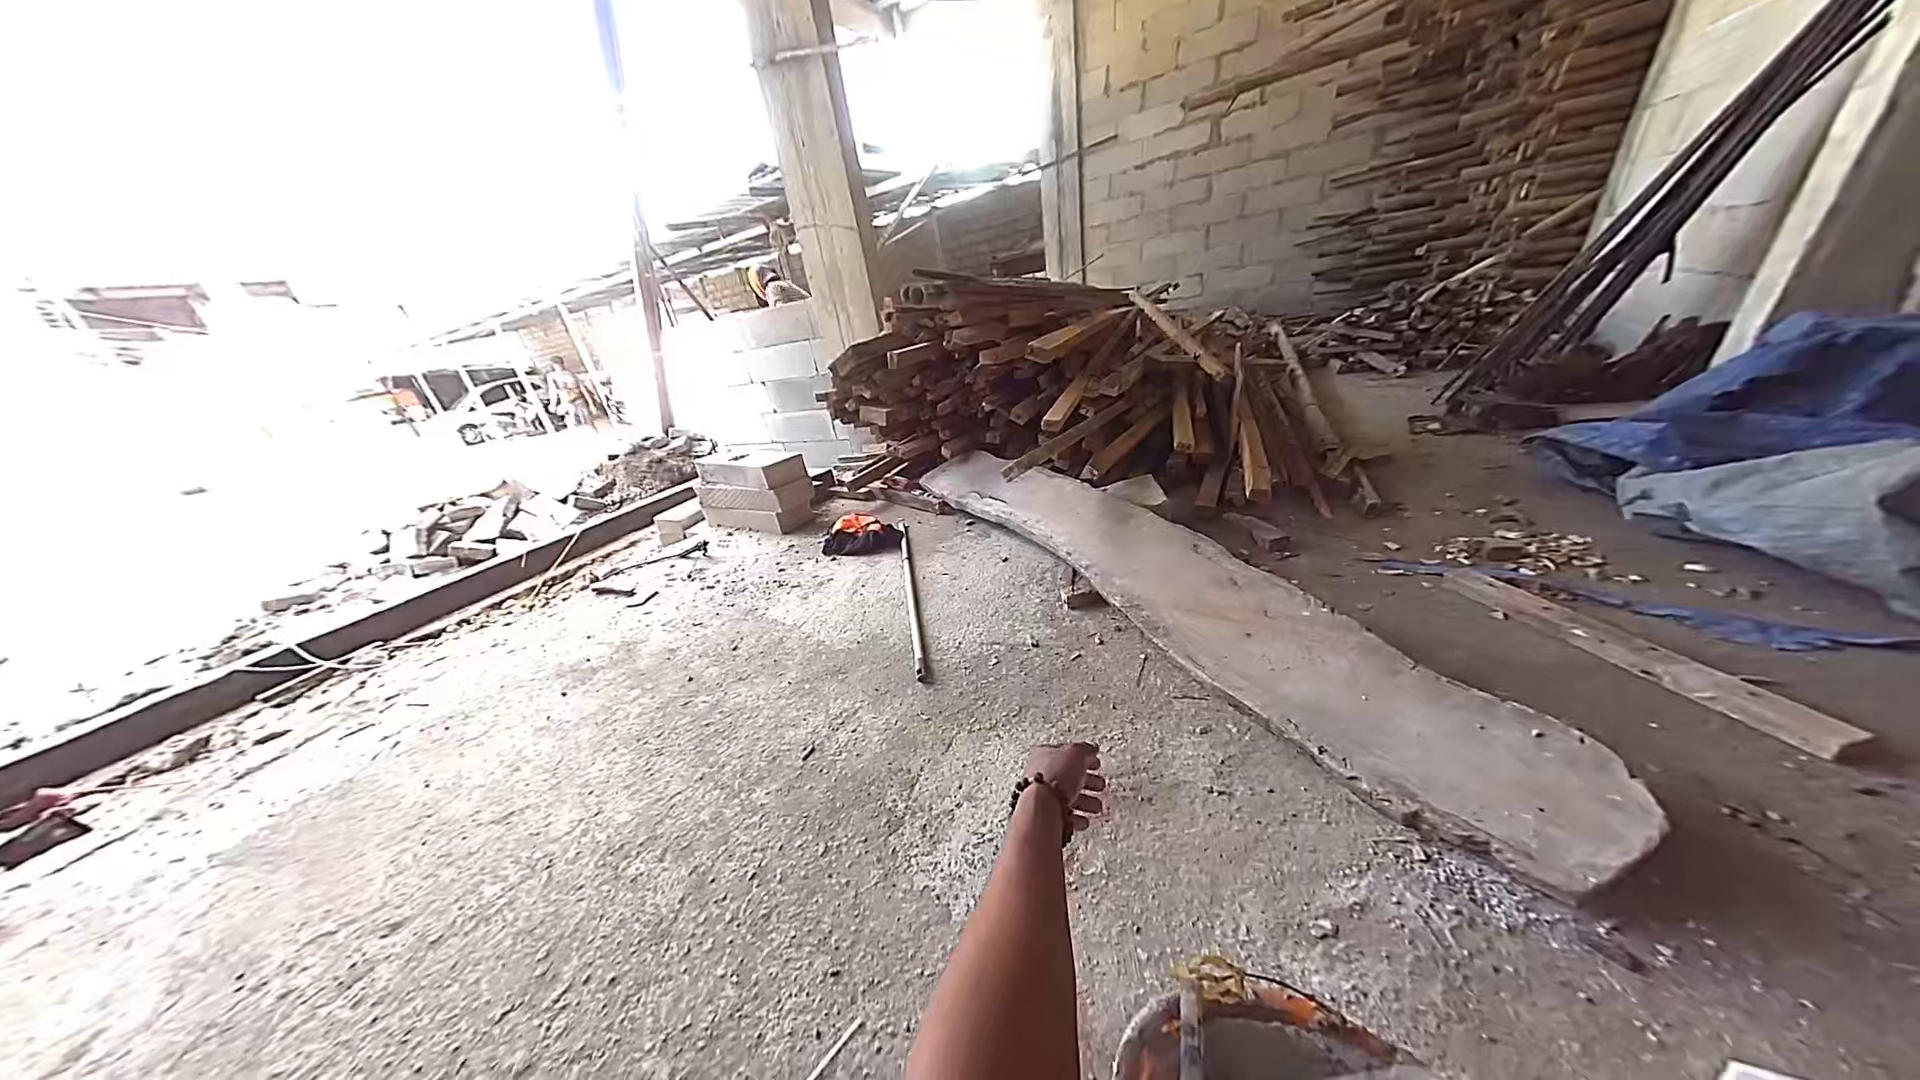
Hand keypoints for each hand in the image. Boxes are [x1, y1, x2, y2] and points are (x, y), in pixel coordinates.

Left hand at [1025, 742, 1106, 834]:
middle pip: (1068, 776)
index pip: (1066, 753)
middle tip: (1099, 784)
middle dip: (1087, 781)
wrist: (1043, 805)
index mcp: (1044, 755)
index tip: (1095, 763)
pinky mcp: (1047, 815)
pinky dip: (1076, 818)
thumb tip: (1092, 748)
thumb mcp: (1075, 754)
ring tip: (1097, 805)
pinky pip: (1063, 816)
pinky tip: (1084, 819)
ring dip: (1085, 801)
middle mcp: (1041, 774)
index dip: (1083, 758)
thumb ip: (1085, 750)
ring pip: (1067, 797)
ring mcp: (1043, 796)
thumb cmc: (1054, 776)